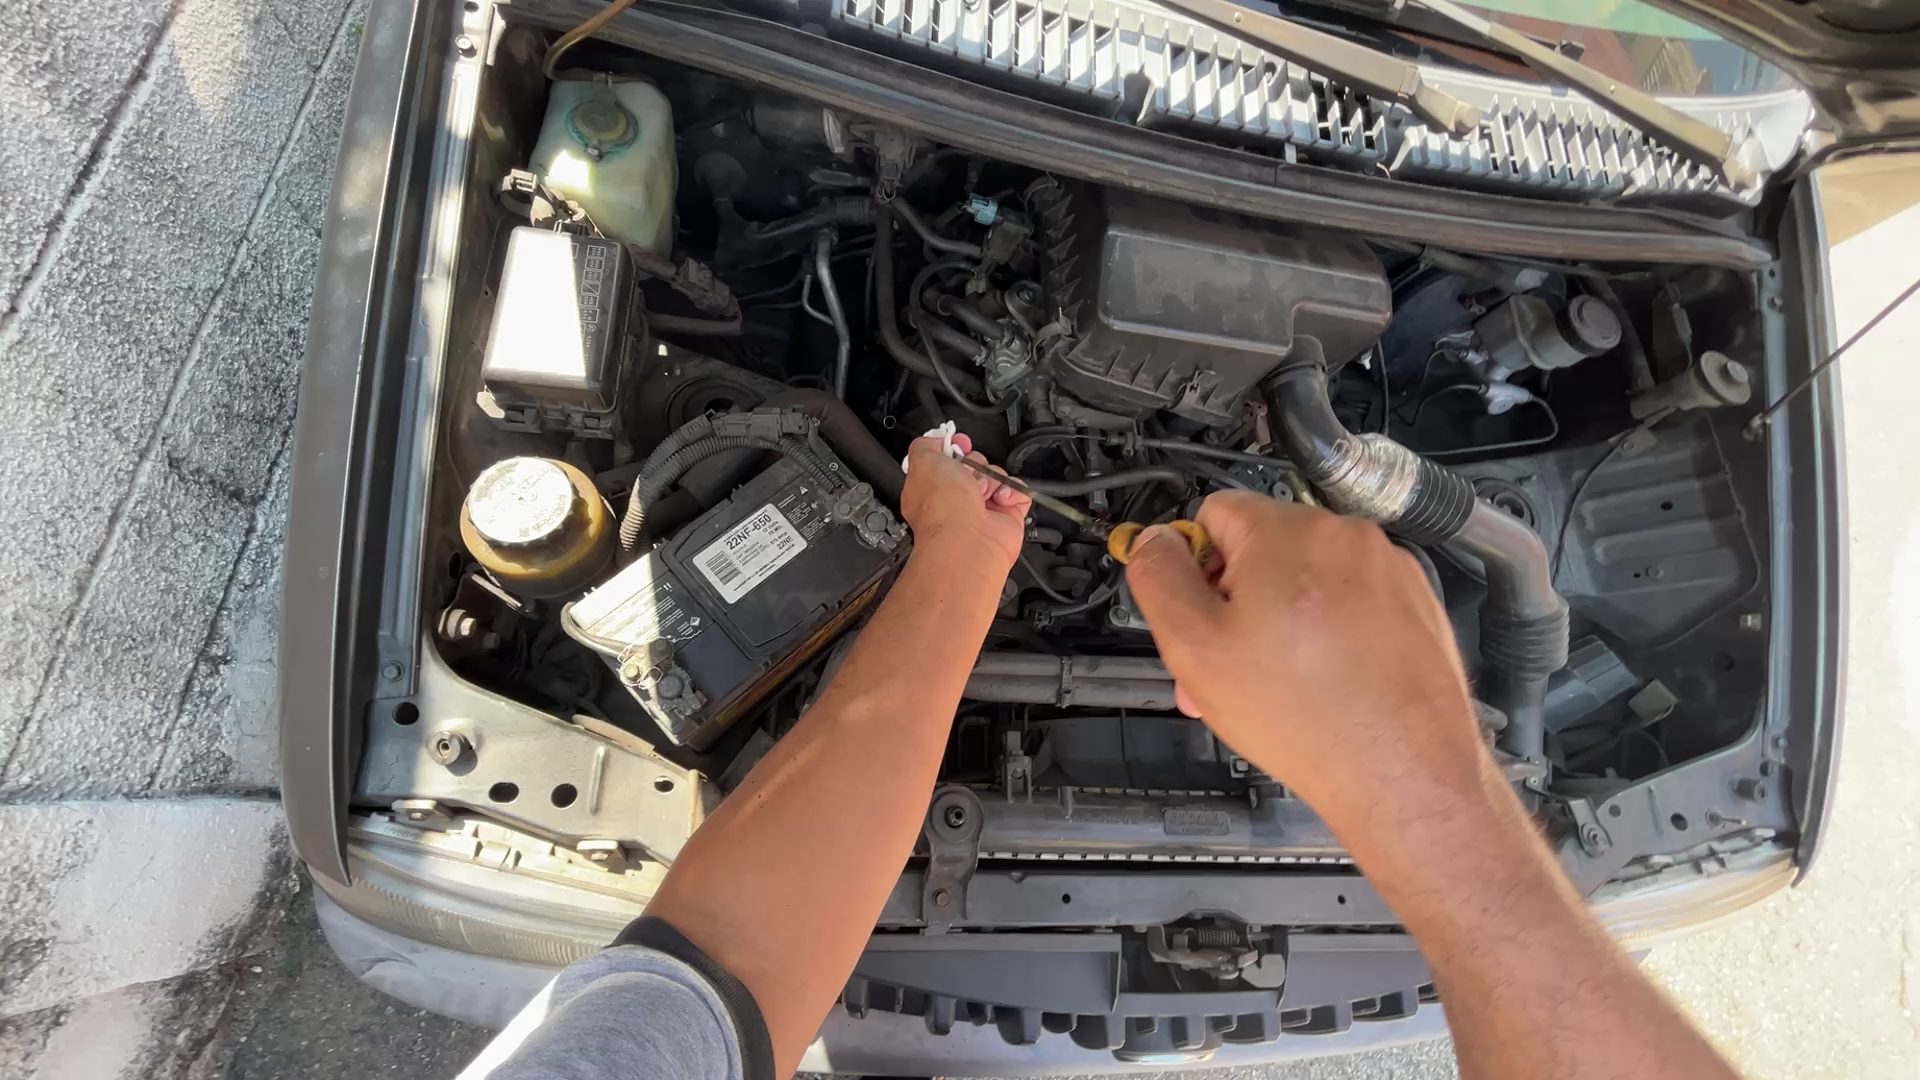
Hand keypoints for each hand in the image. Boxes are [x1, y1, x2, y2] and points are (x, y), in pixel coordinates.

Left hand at [900, 434, 1030, 569]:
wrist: (968, 540)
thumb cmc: (942, 507)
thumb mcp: (923, 461)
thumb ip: (926, 445)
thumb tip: (939, 440)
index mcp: (932, 487)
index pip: (947, 460)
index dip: (956, 448)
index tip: (961, 444)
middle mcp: (957, 499)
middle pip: (975, 464)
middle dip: (975, 464)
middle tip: (969, 478)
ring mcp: (983, 508)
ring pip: (997, 475)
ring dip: (993, 478)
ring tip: (984, 493)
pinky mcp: (1007, 516)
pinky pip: (1019, 491)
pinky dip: (1014, 491)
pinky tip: (1002, 500)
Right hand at [1123, 491, 1485, 829]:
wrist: (1403, 775)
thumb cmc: (1306, 716)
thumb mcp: (1194, 645)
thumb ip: (1158, 578)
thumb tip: (1153, 541)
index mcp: (1289, 533)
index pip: (1212, 513)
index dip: (1192, 565)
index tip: (1198, 610)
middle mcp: (1345, 536)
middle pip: (1257, 548)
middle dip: (1230, 599)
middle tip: (1224, 660)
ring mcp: (1386, 569)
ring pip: (1301, 576)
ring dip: (1273, 617)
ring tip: (1269, 680)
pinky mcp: (1411, 603)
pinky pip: (1343, 599)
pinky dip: (1320, 630)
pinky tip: (1314, 679)